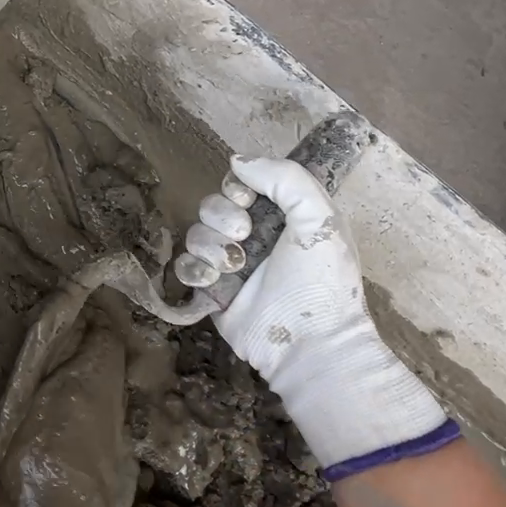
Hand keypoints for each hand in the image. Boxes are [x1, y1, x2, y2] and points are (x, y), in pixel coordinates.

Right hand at [187, 156, 456, 478]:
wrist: (310, 346)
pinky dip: (195, 270)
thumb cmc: (321, 282)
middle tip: (246, 237)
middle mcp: (252, 237)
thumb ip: (285, 178)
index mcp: (280, 217)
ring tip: (236, 268)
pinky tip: (215, 282)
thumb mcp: (321, 219)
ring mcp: (228, 264)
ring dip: (213, 248)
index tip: (247, 198)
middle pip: (211, 205)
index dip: (236, 186)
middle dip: (223, 218)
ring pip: (195, 234)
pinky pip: (183, 266)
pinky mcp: (210, 290)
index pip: (239, 183)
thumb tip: (237, 160)